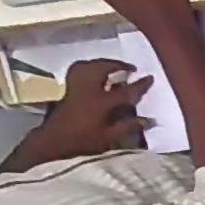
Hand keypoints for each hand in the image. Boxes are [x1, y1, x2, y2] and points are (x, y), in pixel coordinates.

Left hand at [9, 59, 151, 168]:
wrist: (54, 141)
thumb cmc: (83, 142)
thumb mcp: (109, 137)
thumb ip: (129, 126)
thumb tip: (150, 120)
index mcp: (101, 103)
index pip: (125, 91)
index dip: (139, 84)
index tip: (150, 77)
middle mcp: (88, 89)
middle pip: (104, 68)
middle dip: (119, 65)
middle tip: (131, 68)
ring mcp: (75, 86)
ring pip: (90, 65)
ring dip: (103, 63)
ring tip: (113, 66)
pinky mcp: (67, 87)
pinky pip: (78, 68)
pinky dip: (88, 65)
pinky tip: (93, 69)